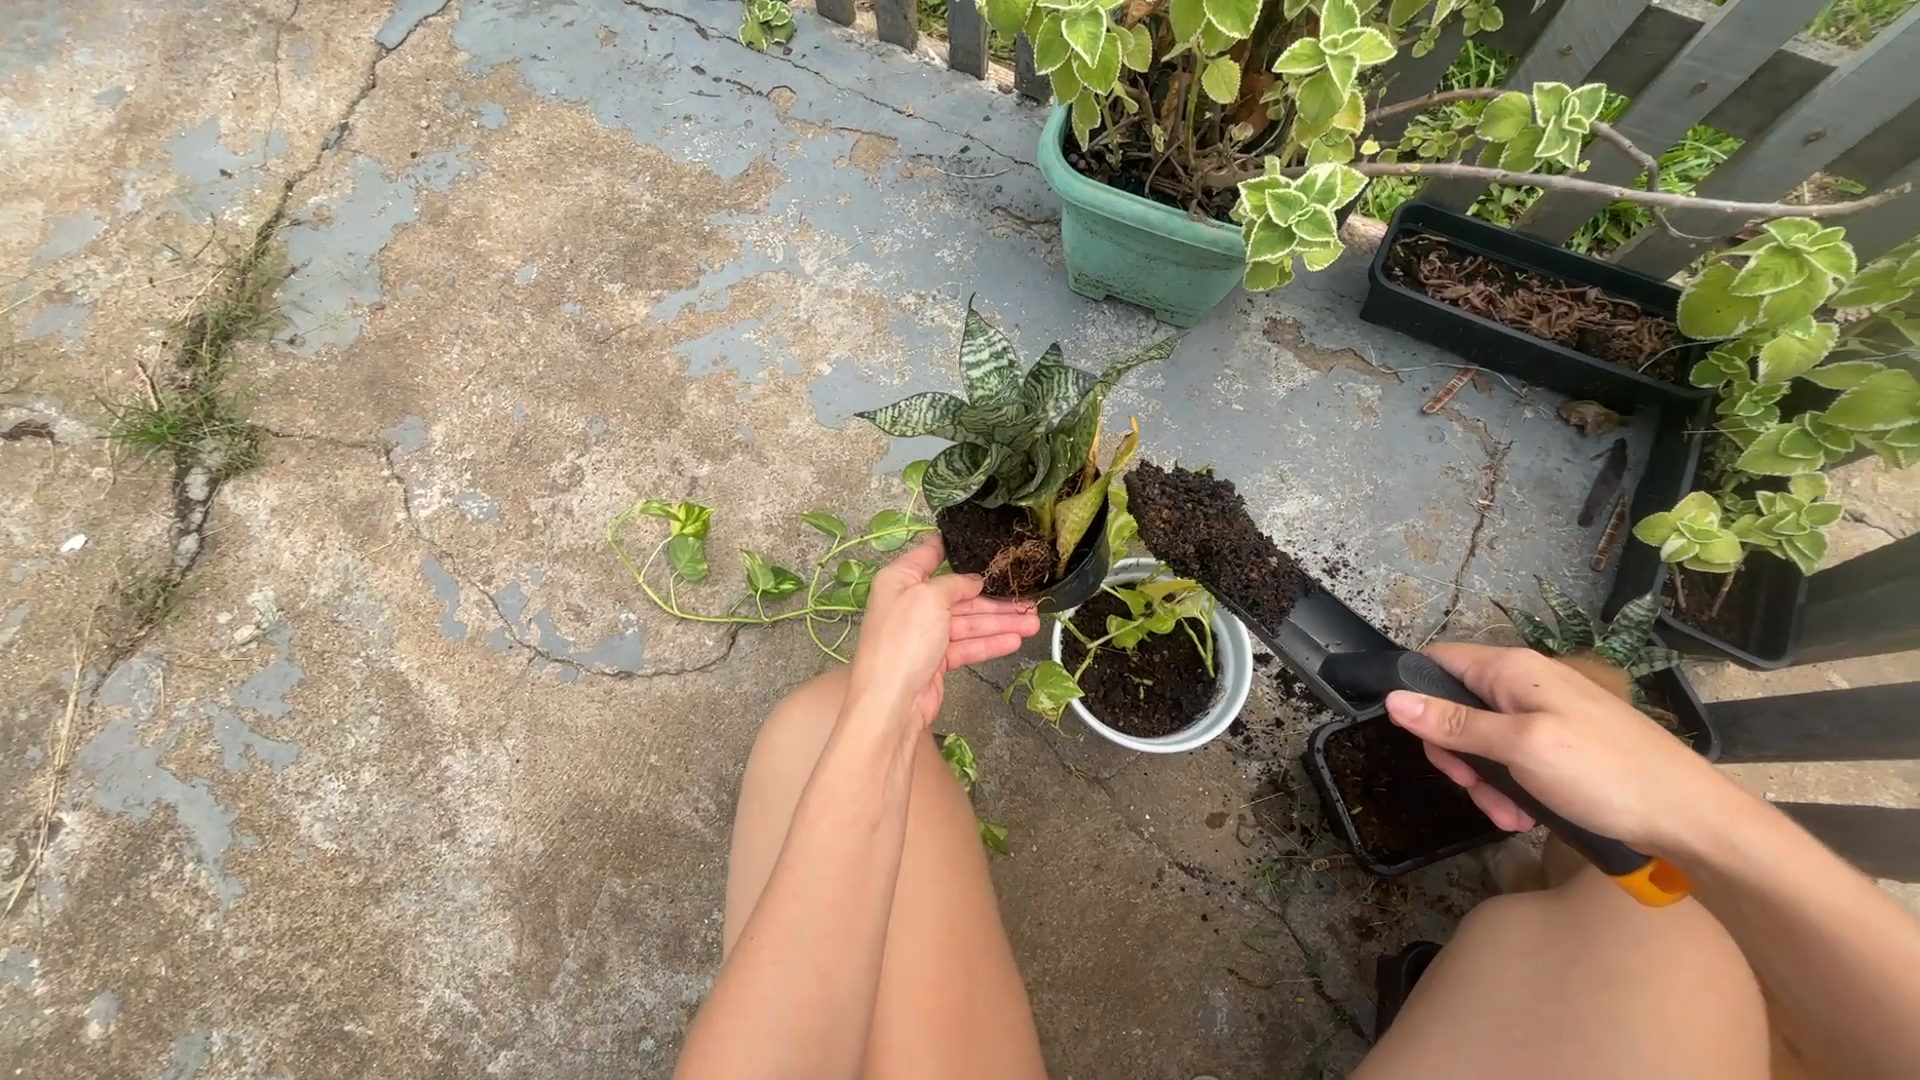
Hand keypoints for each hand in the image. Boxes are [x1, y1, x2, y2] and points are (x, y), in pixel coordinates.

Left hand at [846, 536, 1040, 727]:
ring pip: (967, 622)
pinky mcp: (935, 660)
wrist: (892, 702)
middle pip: (958, 594)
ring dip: (999, 621)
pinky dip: (990, 643)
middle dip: (992, 597)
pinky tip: (1014, 641)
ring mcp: (924, 633)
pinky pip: (967, 645)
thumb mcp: (929, 598)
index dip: (955, 546)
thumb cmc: (904, 640)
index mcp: (900, 580)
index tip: (984, 540)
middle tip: (1027, 597)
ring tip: (1032, 622)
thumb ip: (954, 584)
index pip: (930, 554)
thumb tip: (973, 581)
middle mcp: (911, 603)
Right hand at [1384, 643, 1733, 857]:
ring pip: (1482, 739)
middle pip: (1455, 706)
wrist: (1697, 824)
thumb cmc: (1606, 776)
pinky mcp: (1561, 745)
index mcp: (1513, 670)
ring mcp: (1546, 715)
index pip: (1437, 661)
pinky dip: (1510, 786)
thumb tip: (1392, 699)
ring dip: (1483, 778)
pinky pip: (1512, 758)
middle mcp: (1525, 684)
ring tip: (1505, 813)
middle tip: (1470, 785)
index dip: (1417, 695)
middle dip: (1455, 751)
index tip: (1423, 739)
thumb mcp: (1519, 748)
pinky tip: (1524, 815)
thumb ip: (1454, 723)